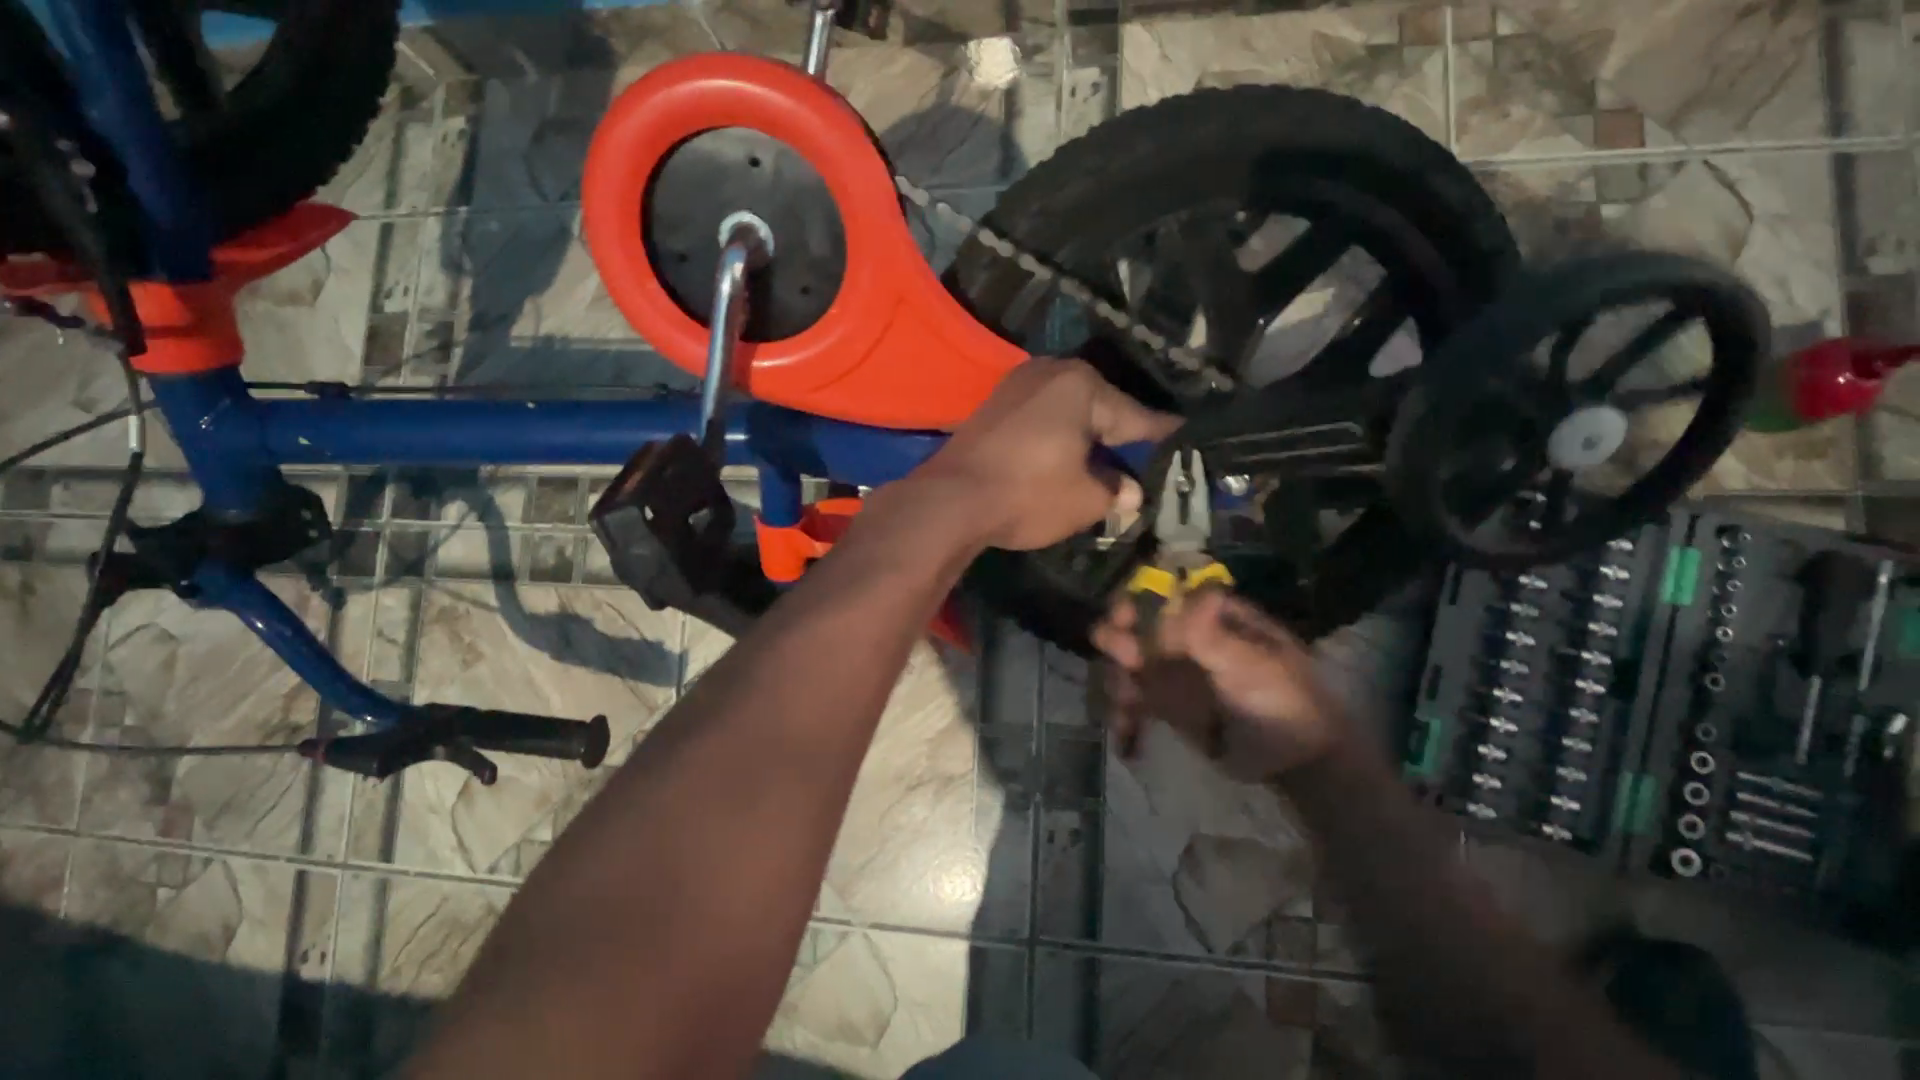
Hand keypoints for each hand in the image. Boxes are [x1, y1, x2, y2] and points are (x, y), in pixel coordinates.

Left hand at [911, 357, 1179, 550]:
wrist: (950, 500)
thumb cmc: (1028, 493)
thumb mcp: (1085, 499)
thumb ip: (1116, 491)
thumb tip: (1131, 491)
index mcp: (1083, 385)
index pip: (1137, 416)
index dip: (1163, 436)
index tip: (1188, 438)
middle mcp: (1052, 372)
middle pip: (1102, 406)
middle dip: (1122, 433)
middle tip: (1149, 456)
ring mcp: (1018, 384)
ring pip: (1070, 410)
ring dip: (1088, 435)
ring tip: (1112, 459)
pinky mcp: (995, 405)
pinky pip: (1043, 416)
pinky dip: (1060, 434)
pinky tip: (1069, 455)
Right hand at [1092, 588, 1345, 780]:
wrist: (1299, 762)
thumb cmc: (1285, 702)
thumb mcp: (1253, 666)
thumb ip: (1211, 636)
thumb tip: (1191, 591)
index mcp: (1211, 615)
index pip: (1162, 593)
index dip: (1135, 600)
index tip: (1123, 620)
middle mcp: (1186, 636)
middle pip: (1134, 626)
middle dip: (1119, 644)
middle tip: (1127, 668)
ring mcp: (1174, 671)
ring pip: (1127, 664)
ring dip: (1118, 682)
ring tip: (1128, 711)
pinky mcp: (1167, 706)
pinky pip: (1133, 702)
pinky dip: (1124, 716)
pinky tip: (1127, 739)